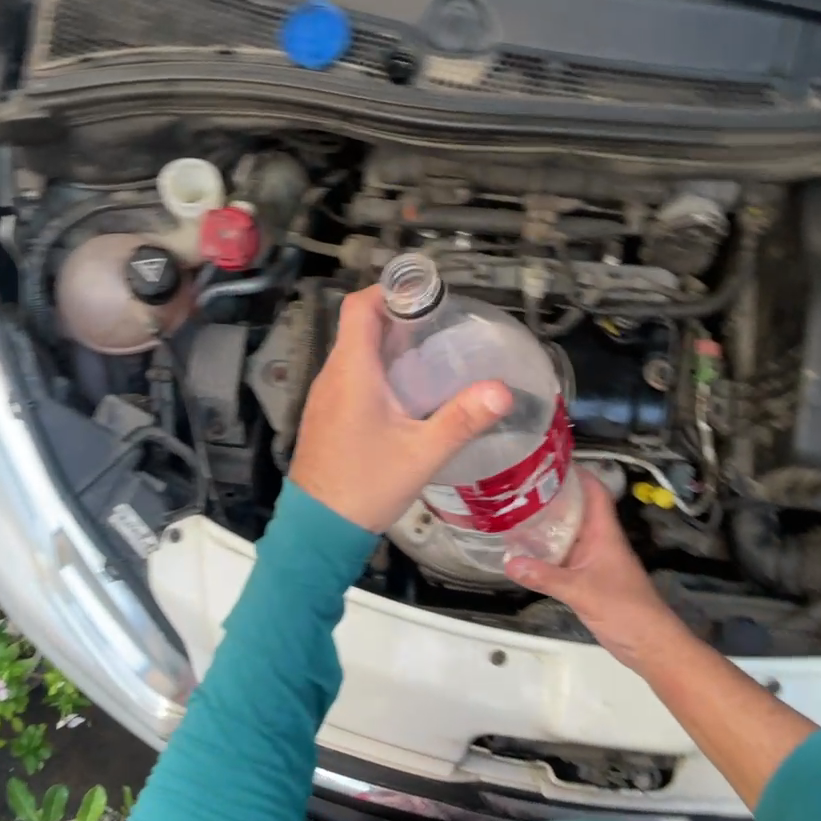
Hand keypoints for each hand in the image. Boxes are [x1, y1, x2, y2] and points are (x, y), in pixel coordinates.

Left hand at [290, 287, 512, 532]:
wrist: (318, 529)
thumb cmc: (365, 487)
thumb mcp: (422, 454)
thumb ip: (463, 420)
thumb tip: (502, 391)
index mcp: (352, 372)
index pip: (360, 307)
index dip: (389, 291)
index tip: (423, 295)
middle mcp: (332, 378)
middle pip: (359, 328)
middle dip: (396, 320)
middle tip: (437, 328)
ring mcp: (324, 399)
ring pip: (353, 355)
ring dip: (385, 348)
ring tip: (427, 359)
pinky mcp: (325, 419)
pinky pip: (348, 381)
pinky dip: (374, 374)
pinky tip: (403, 398)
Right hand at [505, 472, 692, 670]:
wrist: (649, 644)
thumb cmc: (625, 609)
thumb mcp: (582, 591)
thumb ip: (545, 577)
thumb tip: (509, 563)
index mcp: (604, 534)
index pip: (594, 491)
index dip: (575, 473)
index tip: (546, 462)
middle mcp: (598, 542)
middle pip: (575, 510)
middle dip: (550, 498)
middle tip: (516, 488)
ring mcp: (592, 562)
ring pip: (566, 535)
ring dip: (544, 526)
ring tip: (511, 514)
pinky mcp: (586, 580)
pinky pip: (561, 559)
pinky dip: (543, 554)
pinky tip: (522, 554)